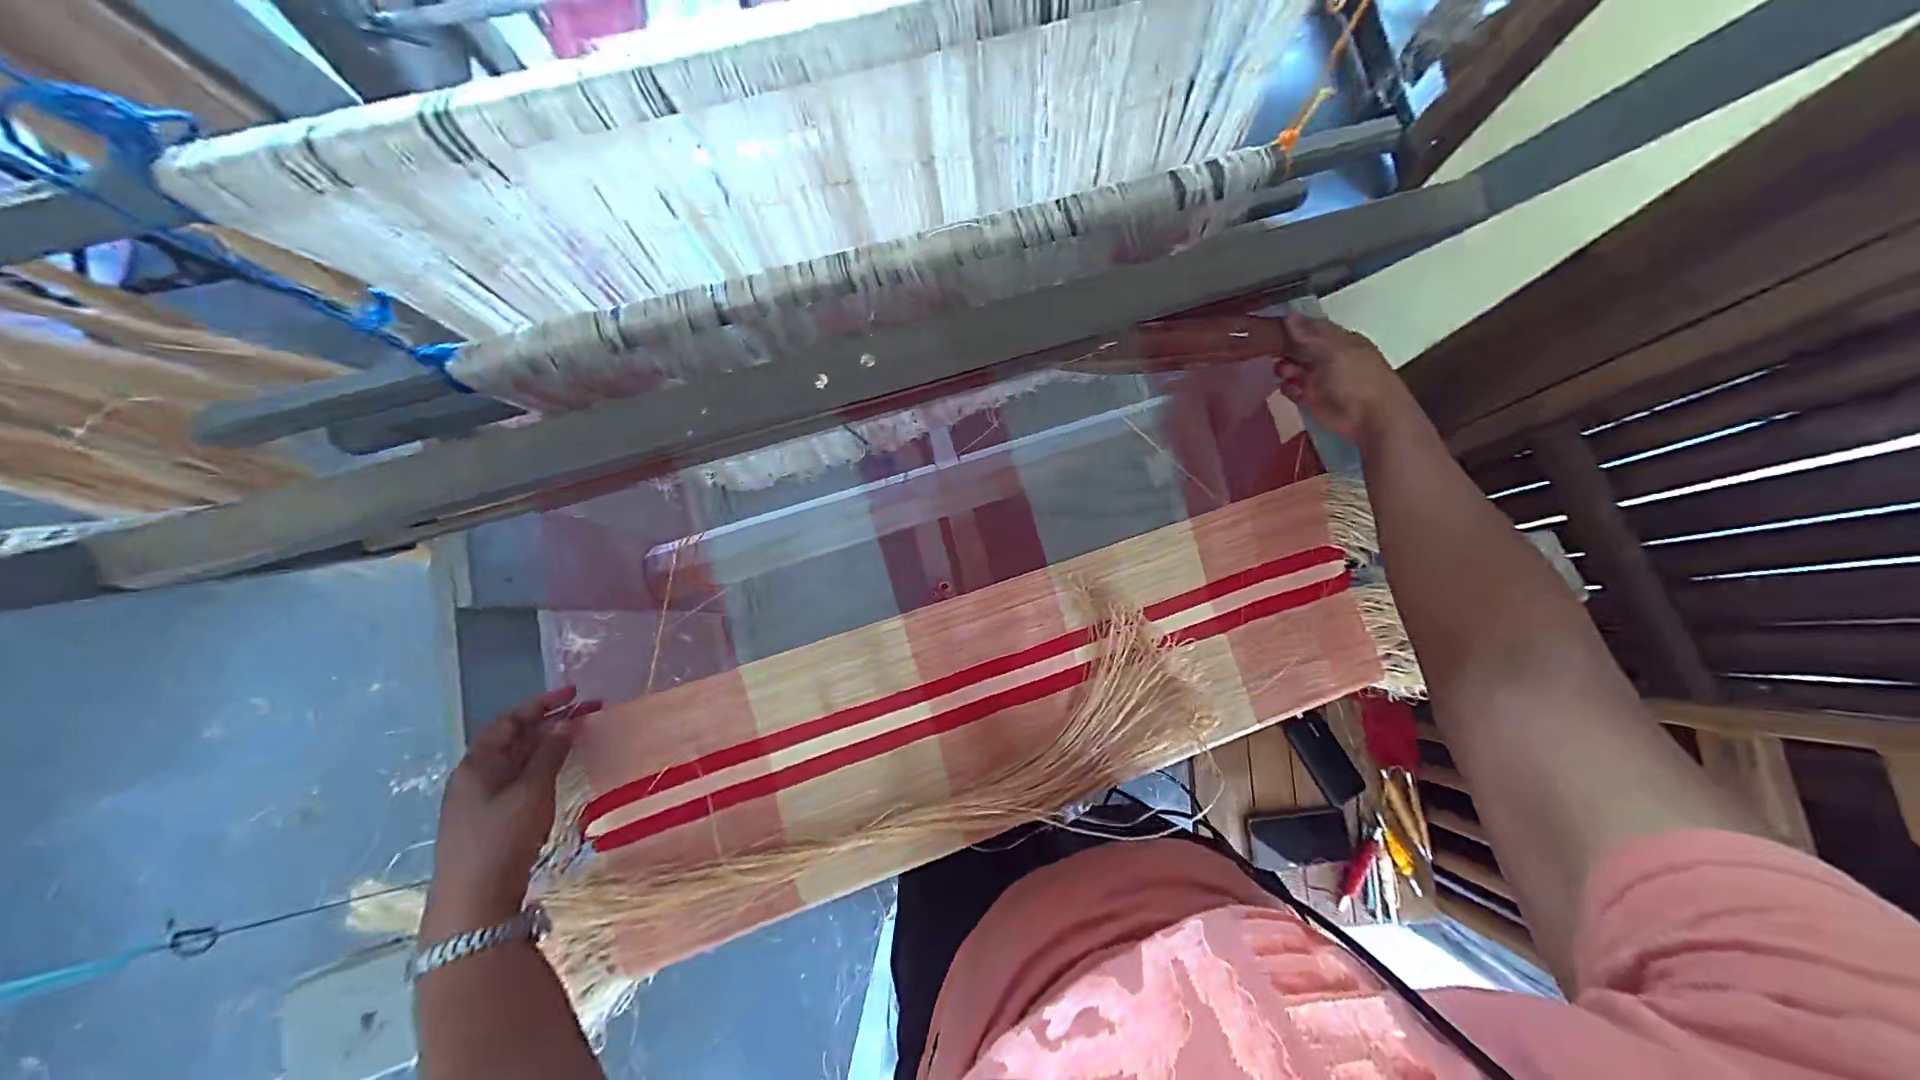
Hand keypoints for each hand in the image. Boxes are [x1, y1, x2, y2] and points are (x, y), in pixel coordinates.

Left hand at [426, 687, 602, 928]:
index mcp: (476, 763)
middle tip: (588, 712)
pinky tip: (558, 771)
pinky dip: (541, 767)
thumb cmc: (502, 838)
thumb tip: (565, 723)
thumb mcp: (531, 791)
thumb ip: (549, 754)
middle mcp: (474, 776)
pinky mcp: (490, 820)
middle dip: (550, 722)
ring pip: (517, 760)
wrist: (474, 901)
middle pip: (513, 738)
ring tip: (579, 736)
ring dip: (547, 744)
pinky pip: (518, 780)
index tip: (575, 694)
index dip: (542, 703)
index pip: (510, 720)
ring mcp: (480, 800)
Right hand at [1273, 312, 1414, 443]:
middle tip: (1269, 348)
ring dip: (1285, 367)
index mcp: (1340, 341)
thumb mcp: (1335, 351)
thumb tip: (1289, 316)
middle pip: (1300, 347)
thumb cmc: (1357, 378)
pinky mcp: (1310, 398)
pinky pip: (1292, 389)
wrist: (1369, 416)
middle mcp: (1328, 358)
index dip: (1296, 325)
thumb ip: (1310, 336)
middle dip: (1285, 347)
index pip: (1314, 328)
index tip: (1274, 323)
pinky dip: (1287, 387)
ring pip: (1293, 367)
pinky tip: (1290, 387)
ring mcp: (1318, 378)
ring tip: (1283, 371)